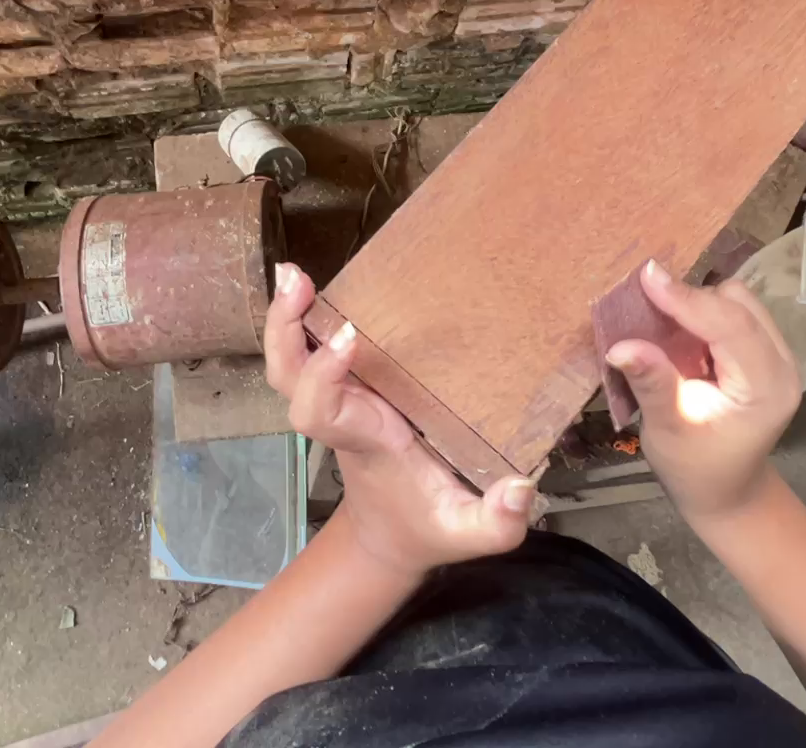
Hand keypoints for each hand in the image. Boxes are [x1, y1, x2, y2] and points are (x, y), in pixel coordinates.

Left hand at [264, 263, 536, 577]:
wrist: (388, 533)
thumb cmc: (425, 525)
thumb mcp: (467, 532)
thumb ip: (495, 523)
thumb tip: (521, 490)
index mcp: (363, 440)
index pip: (321, 410)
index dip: (323, 373)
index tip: (349, 336)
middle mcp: (342, 415)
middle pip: (288, 376)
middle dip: (284, 329)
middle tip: (295, 281)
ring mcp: (340, 398)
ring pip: (291, 361)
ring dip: (287, 317)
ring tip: (293, 273)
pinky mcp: (348, 386)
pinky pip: (310, 353)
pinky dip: (303, 320)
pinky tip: (311, 288)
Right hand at [607, 260, 801, 527]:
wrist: (726, 492)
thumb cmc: (696, 469)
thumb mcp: (668, 431)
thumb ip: (652, 384)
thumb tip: (620, 346)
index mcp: (766, 387)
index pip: (730, 325)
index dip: (686, 298)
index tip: (646, 275)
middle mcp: (782, 363)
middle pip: (738, 304)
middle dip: (690, 297)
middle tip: (643, 301)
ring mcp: (776, 354)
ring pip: (737, 301)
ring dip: (697, 302)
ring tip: (659, 318)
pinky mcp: (763, 350)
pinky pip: (734, 311)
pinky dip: (702, 310)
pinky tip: (677, 328)